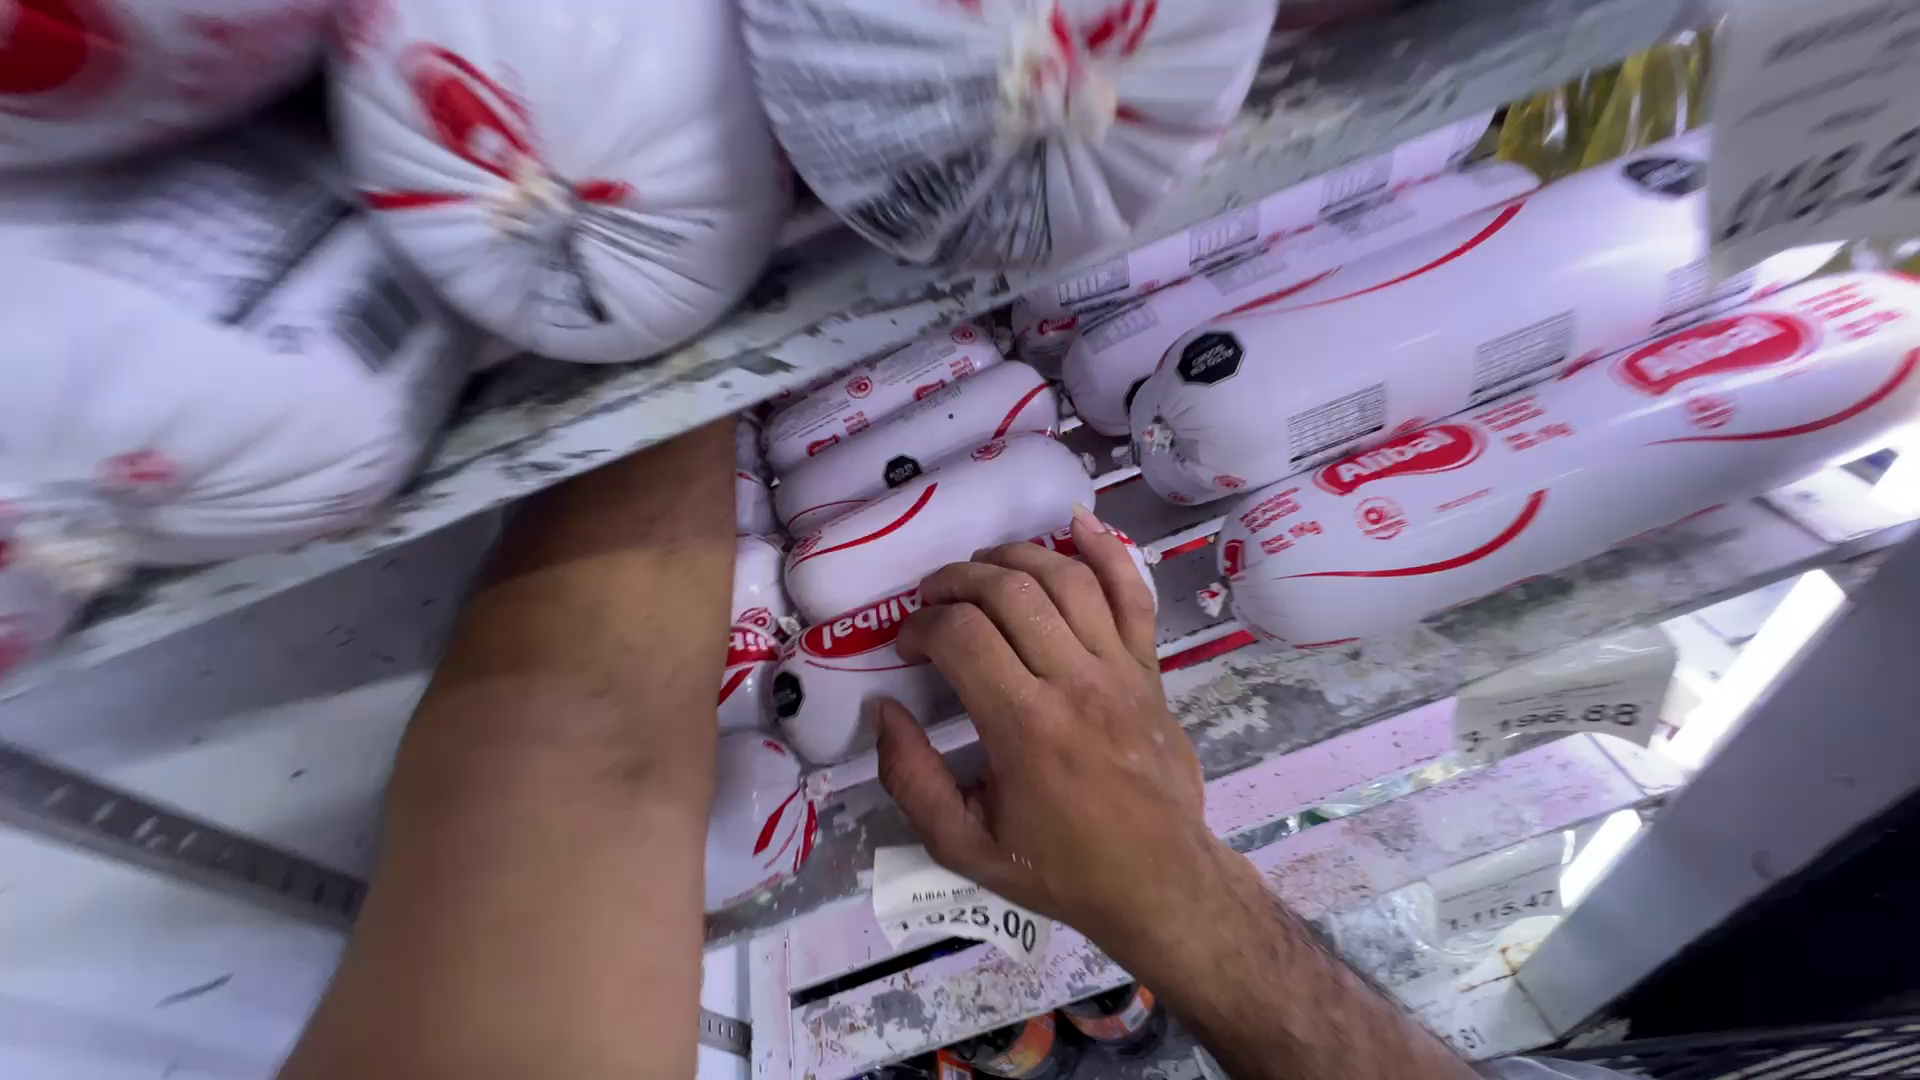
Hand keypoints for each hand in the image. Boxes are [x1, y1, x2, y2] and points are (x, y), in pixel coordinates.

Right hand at [876, 504, 1221, 946]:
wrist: (1161, 882)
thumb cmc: (1060, 866)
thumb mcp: (964, 846)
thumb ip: (912, 780)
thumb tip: (885, 711)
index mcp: (1024, 726)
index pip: (962, 636)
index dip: (922, 626)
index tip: (908, 643)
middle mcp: (1073, 681)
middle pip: (1008, 592)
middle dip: (956, 581)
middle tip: (932, 599)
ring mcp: (1119, 668)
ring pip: (1065, 579)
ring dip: (1014, 557)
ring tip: (981, 568)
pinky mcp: (1149, 667)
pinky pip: (1133, 594)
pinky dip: (1107, 551)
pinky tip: (1077, 523)